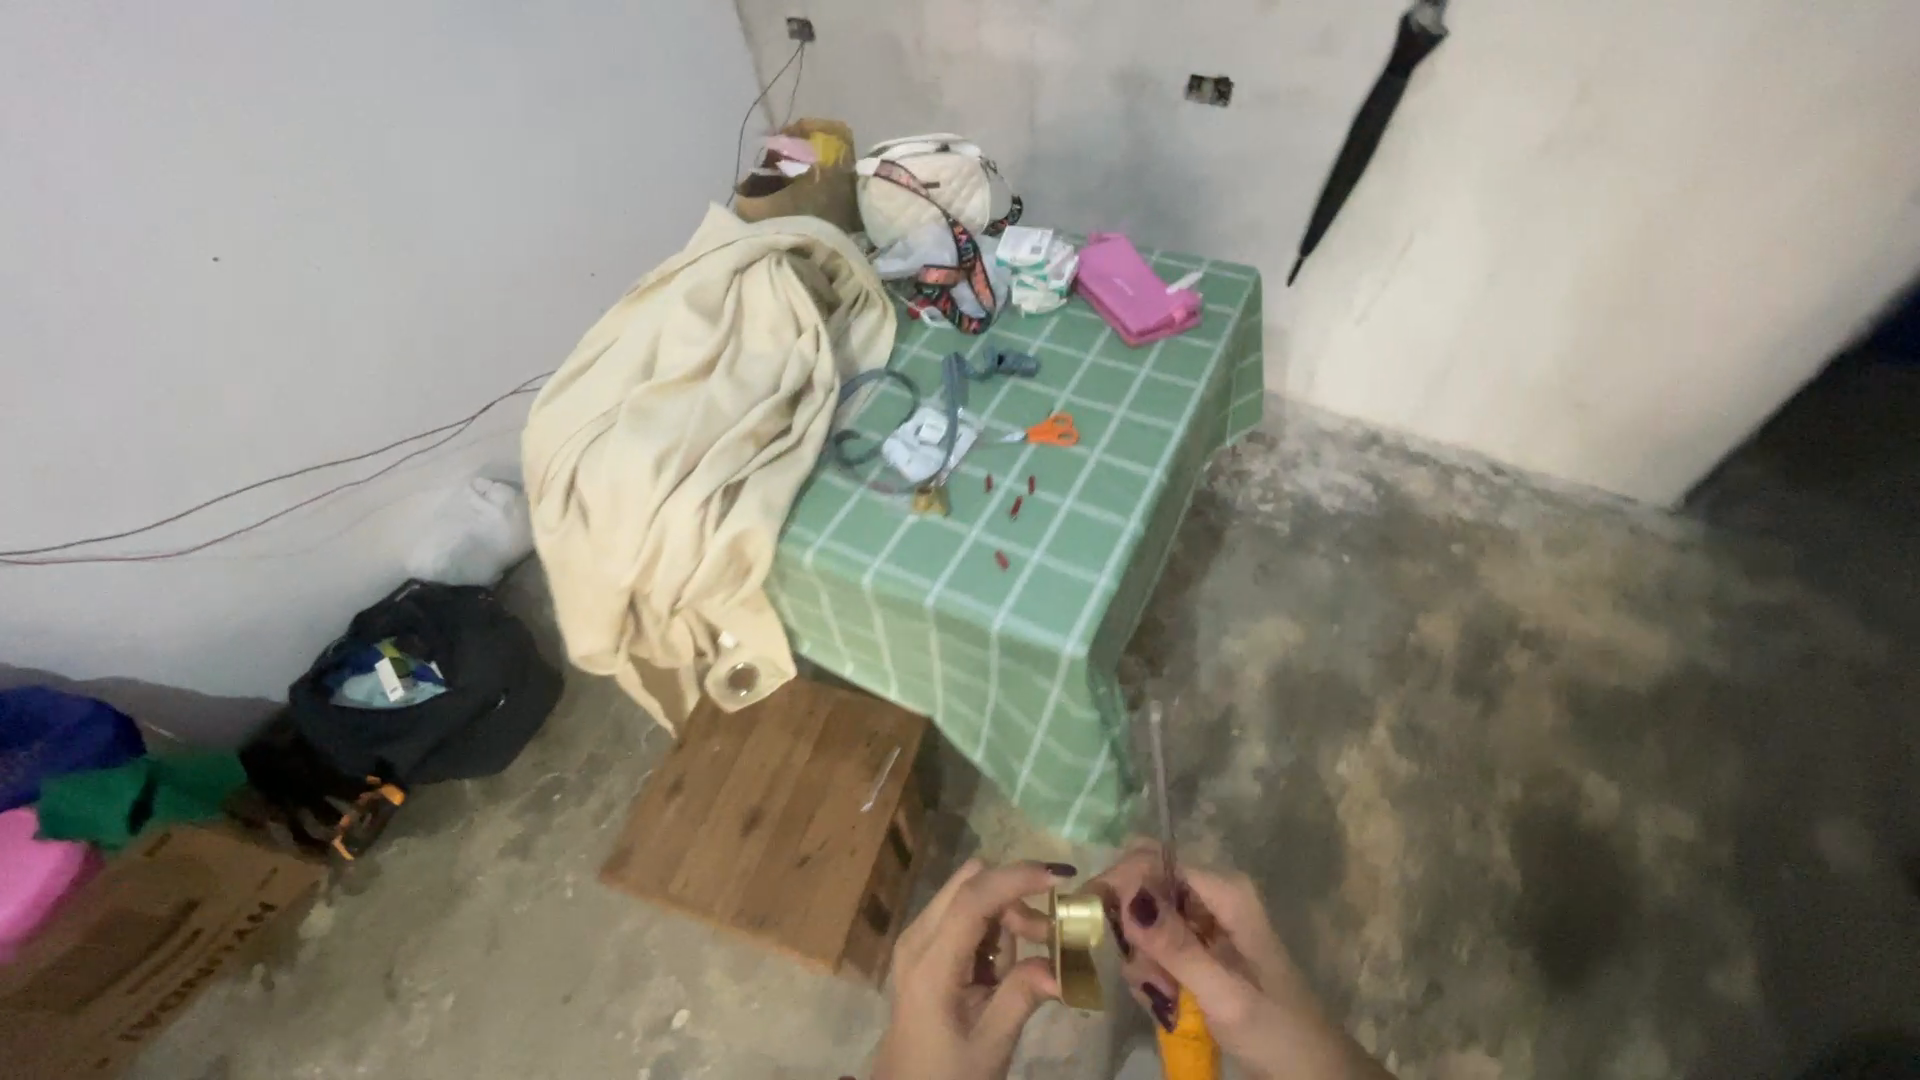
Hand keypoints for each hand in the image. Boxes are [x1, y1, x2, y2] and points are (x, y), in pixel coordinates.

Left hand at [872, 858, 1076, 1079]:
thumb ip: (1023, 996)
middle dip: (1013, 896)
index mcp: (930, 963)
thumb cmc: (947, 1075)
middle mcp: (917, 937)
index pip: (973, 898)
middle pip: (970, 882)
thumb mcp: (991, 1044)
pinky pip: (962, 912)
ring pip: (968, 893)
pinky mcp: (922, 944)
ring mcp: (916, 937)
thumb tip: (1061, 967)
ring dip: (1003, 914)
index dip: (1015, 879)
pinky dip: (989, 926)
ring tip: (1016, 969)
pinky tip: (996, 969)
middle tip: (1044, 937)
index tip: (1058, 878)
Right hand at [1089, 841, 1394, 1079]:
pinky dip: (1151, 973)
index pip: (1154, 859)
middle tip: (1148, 979)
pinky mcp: (1198, 946)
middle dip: (1132, 932)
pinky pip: (1154, 944)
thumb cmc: (1279, 1035)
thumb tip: (1129, 899)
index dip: (1120, 882)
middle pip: (1143, 886)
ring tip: (1166, 999)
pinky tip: (1168, 1001)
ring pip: (1143, 920)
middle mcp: (1211, 895)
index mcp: (1225, 891)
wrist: (1316, 1076)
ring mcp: (1204, 921)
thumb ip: (1178, 949)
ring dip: (1143, 961)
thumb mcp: (1226, 997)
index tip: (1092, 918)